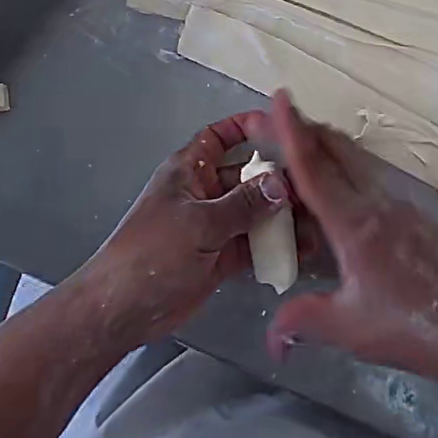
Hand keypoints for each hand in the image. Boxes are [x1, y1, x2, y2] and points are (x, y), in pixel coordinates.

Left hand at [66, 112, 290, 349]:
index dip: (245, 127)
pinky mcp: (220, 255)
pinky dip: (273, 245)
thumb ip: (243, 204)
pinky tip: (299, 248)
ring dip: (280, 215)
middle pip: (246, 175)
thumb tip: (279, 184)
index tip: (278, 127)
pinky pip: (253, 242)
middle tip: (311, 184)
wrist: (123, 310)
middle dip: (276, 178)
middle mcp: (203, 192)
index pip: (219, 137)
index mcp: (188, 171)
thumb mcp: (200, 223)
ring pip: (254, 211)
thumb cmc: (151, 254)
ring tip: (314, 219)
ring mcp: (213, 225)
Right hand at [263, 91, 437, 387]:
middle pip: (337, 148)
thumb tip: (271, 339)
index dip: (292, 131)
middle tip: (277, 121)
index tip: (280, 97)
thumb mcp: (352, 329)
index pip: (315, 167)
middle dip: (306, 128)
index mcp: (354, 222)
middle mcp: (376, 201)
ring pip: (356, 160)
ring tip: (301, 152)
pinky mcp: (414, 214)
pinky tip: (339, 198)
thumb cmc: (417, 325)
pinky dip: (346, 170)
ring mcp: (399, 204)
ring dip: (327, 146)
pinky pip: (370, 178)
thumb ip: (304, 322)